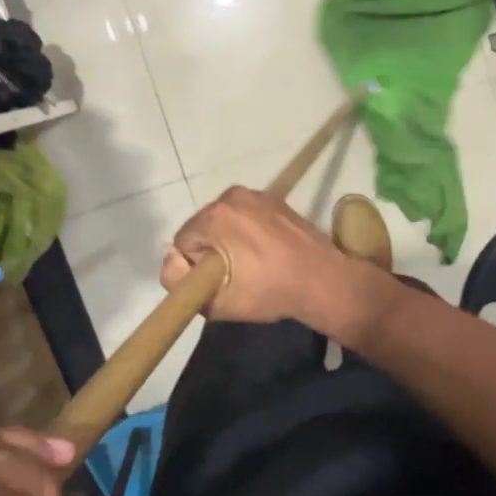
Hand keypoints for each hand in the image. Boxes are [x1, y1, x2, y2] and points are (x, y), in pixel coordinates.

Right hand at [160, 185, 360, 326]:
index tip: (216, 282)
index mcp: (214, 216)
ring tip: (252, 265)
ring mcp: (257, 195)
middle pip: (203, 227)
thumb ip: (178, 281)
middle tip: (234, 276)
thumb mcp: (216, 301)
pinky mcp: (276, 200)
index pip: (182, 241)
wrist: (322, 280)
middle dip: (211, 250)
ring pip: (225, 220)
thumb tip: (172, 259)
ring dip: (230, 240)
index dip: (194, 266)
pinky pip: (247, 216)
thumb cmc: (269, 291)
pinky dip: (249, 232)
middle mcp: (231, 196)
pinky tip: (266, 252)